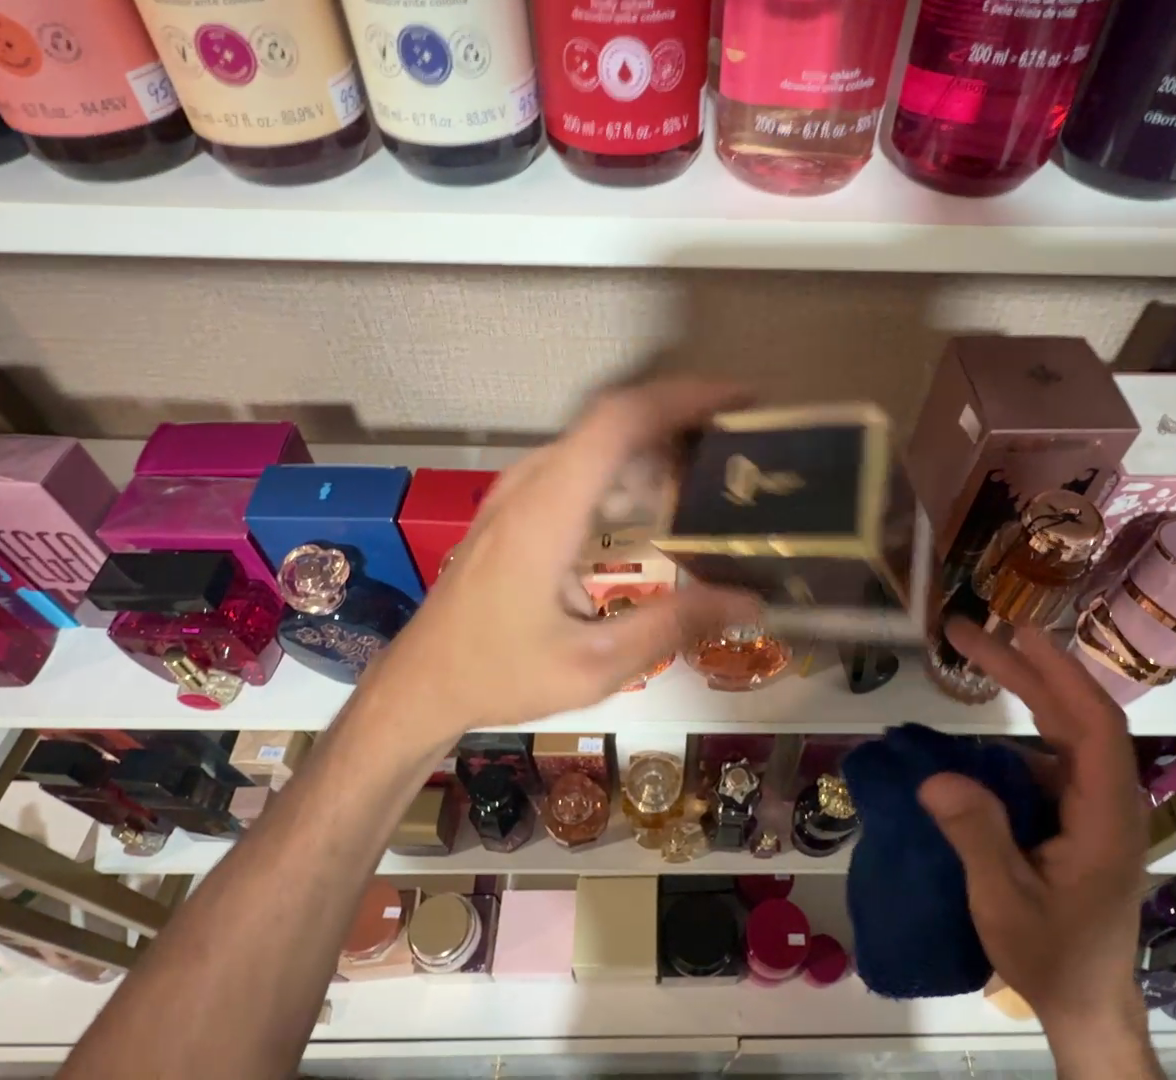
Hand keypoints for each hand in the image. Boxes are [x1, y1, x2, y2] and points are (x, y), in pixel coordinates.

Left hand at [366, 379, 759, 734]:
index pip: (619, 422)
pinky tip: (659, 506)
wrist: (423, 680)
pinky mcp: (518, 506)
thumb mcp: (595, 664)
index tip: (741, 403)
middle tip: (743, 449)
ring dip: (656, 445)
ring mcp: (519, 491)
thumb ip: (674, 625)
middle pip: (613, 422)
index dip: (683, 399)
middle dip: (683, 420)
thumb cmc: (502, 673)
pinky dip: (628, 468)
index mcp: (547, 511)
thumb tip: (752, 600)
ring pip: (597, 441)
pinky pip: (581, 465)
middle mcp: (532, 484)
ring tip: (714, 474)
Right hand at [919, 618, 1151, 1054]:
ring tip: (976, 658)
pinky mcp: (1078, 820)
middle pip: (1075, 717)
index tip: (1017, 634)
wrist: (1087, 1005)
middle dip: (1026, 669)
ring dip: (1023, 692)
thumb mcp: (1005, 902)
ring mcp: (1094, 809)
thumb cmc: (1052, 957)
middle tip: (968, 632)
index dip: (1059, 675)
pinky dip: (1017, 731)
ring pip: (1064, 733)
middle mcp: (1108, 802)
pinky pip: (1049, 759)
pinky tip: (979, 738)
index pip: (1095, 727)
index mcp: (1106, 816)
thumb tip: (935, 776)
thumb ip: (977, 836)